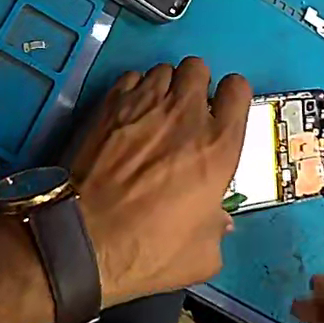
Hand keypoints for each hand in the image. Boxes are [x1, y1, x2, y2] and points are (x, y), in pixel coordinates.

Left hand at [68, 58, 251, 305]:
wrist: (85, 238)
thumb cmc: (148, 249)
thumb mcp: (202, 255)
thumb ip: (216, 227)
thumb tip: (217, 219)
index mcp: (217, 146)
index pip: (238, 89)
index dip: (232, 96)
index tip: (223, 110)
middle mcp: (185, 114)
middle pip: (198, 67)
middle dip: (196, 84)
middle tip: (187, 109)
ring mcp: (145, 103)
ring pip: (163, 69)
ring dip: (164, 86)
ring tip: (155, 110)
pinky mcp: (111, 103)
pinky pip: (131, 77)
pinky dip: (134, 90)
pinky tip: (129, 113)